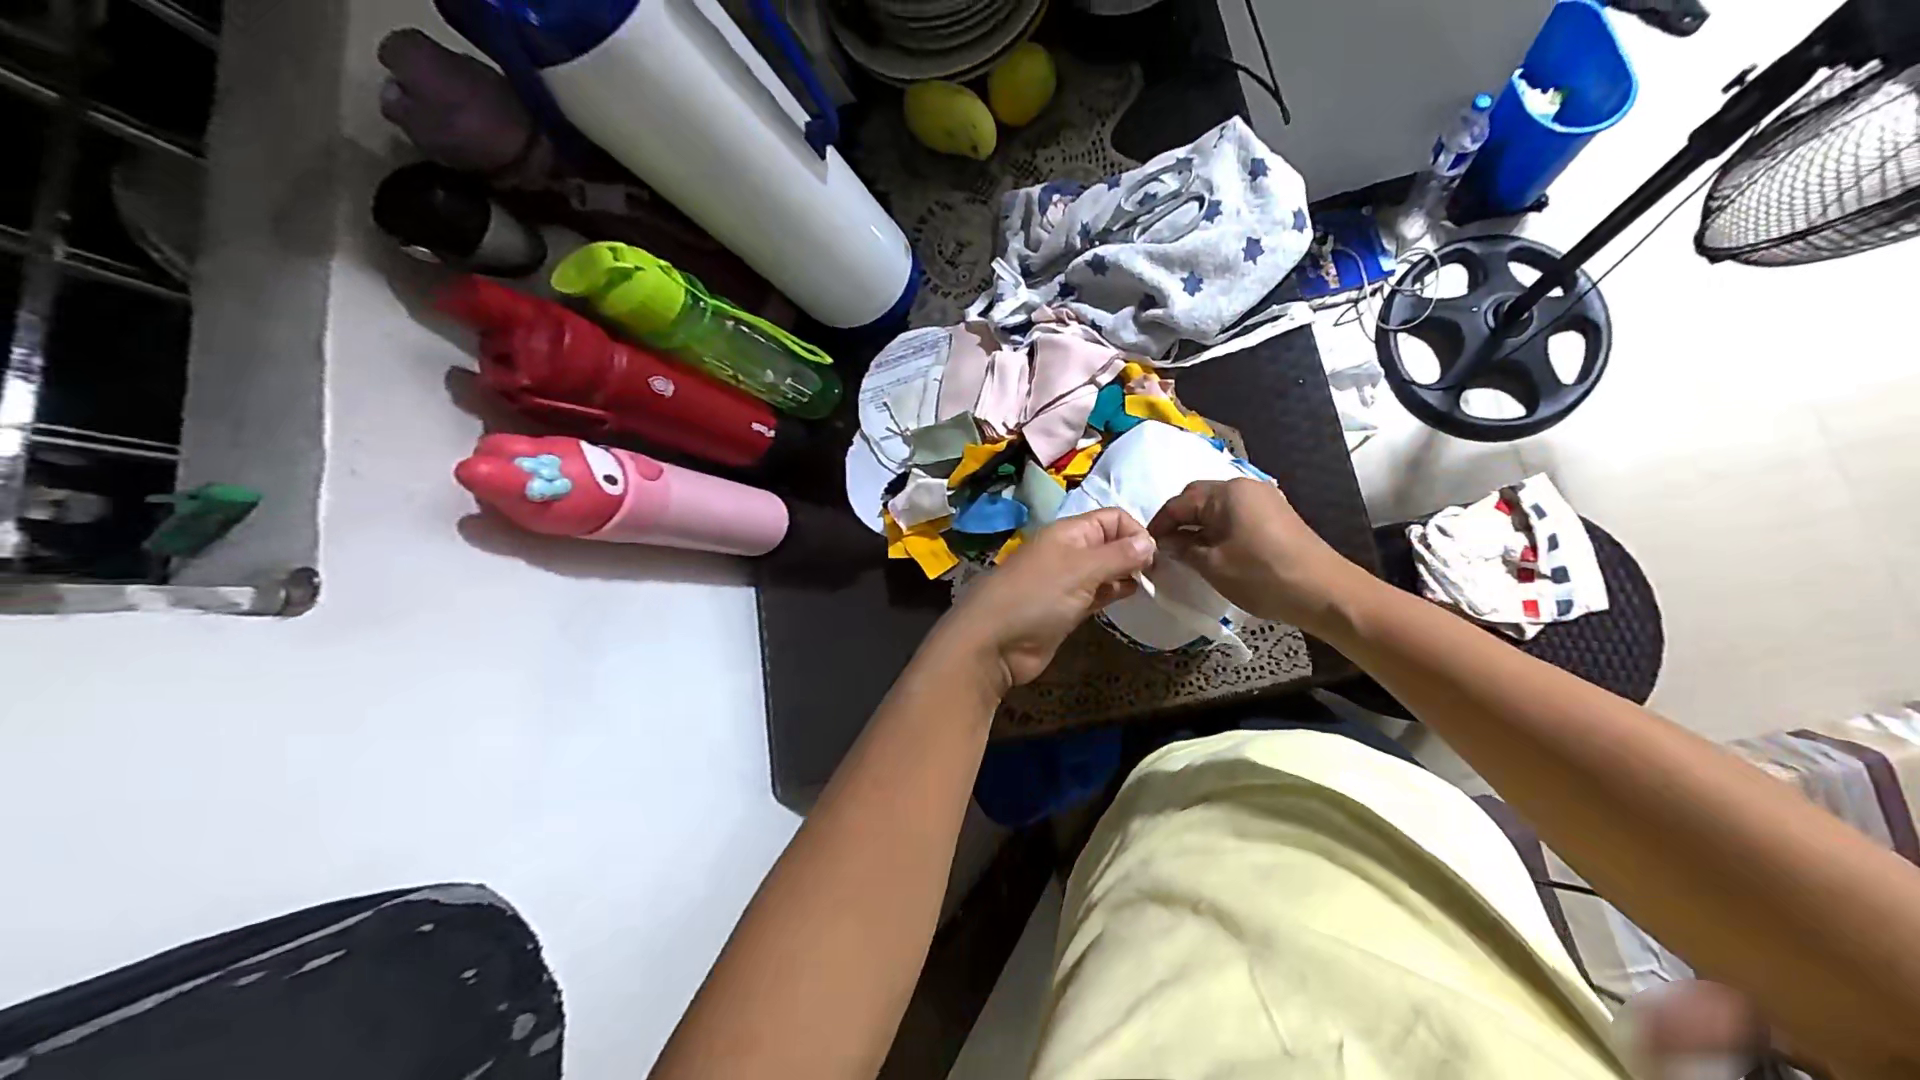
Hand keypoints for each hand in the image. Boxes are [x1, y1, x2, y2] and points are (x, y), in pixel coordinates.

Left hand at [933, 509, 1156, 693]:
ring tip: (1153, 585)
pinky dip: (1114, 593)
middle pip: (1110, 543)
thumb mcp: (1081, 569)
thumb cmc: (1037, 597)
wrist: (995, 642)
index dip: (1135, 531)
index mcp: (1069, 533)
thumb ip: (1118, 555)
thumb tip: (1150, 541)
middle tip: (1162, 573)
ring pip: (1105, 570)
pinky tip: (1131, 597)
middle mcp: (1069, 552)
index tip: (1156, 555)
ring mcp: (1066, 582)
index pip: (1111, 518)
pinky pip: (1096, 594)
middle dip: (1135, 553)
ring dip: (1126, 574)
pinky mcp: (1066, 609)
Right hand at [1147, 478, 1371, 635]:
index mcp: (1226, 492)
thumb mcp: (1211, 564)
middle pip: (1199, 498)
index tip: (1146, 546)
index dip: (1159, 524)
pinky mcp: (1277, 516)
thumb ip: (1182, 548)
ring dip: (1199, 526)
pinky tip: (1214, 550)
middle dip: (1179, 521)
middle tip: (1164, 548)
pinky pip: (1236, 515)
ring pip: (1218, 508)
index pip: (1179, 502)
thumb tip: (1165, 542)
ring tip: (1187, 552)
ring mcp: (1265, 500)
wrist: (1324, 592)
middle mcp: (1245, 487)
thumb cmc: (1261, 575)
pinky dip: (1219, 529)